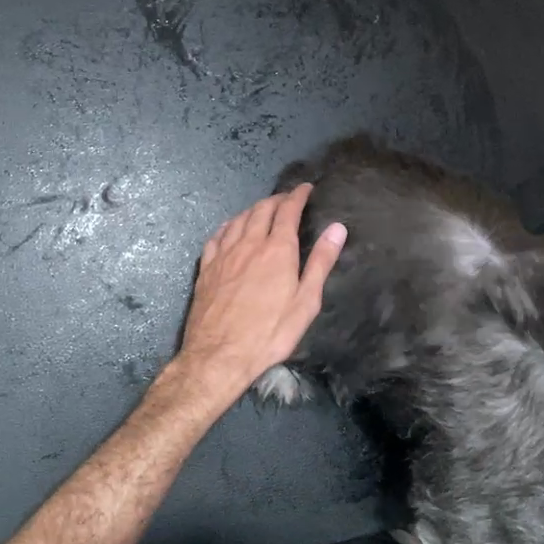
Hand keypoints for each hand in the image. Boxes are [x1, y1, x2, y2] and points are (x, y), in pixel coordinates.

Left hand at [171, 184, 346, 398]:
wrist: (219, 355)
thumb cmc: (270, 333)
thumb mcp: (305, 302)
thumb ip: (320, 262)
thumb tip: (337, 228)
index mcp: (277, 249)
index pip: (288, 211)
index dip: (297, 196)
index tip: (305, 188)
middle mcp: (249, 244)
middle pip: (261, 210)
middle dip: (276, 200)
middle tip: (287, 199)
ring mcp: (224, 255)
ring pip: (238, 219)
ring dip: (253, 209)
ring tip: (262, 209)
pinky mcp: (206, 269)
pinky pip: (217, 236)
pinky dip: (228, 225)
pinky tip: (230, 228)